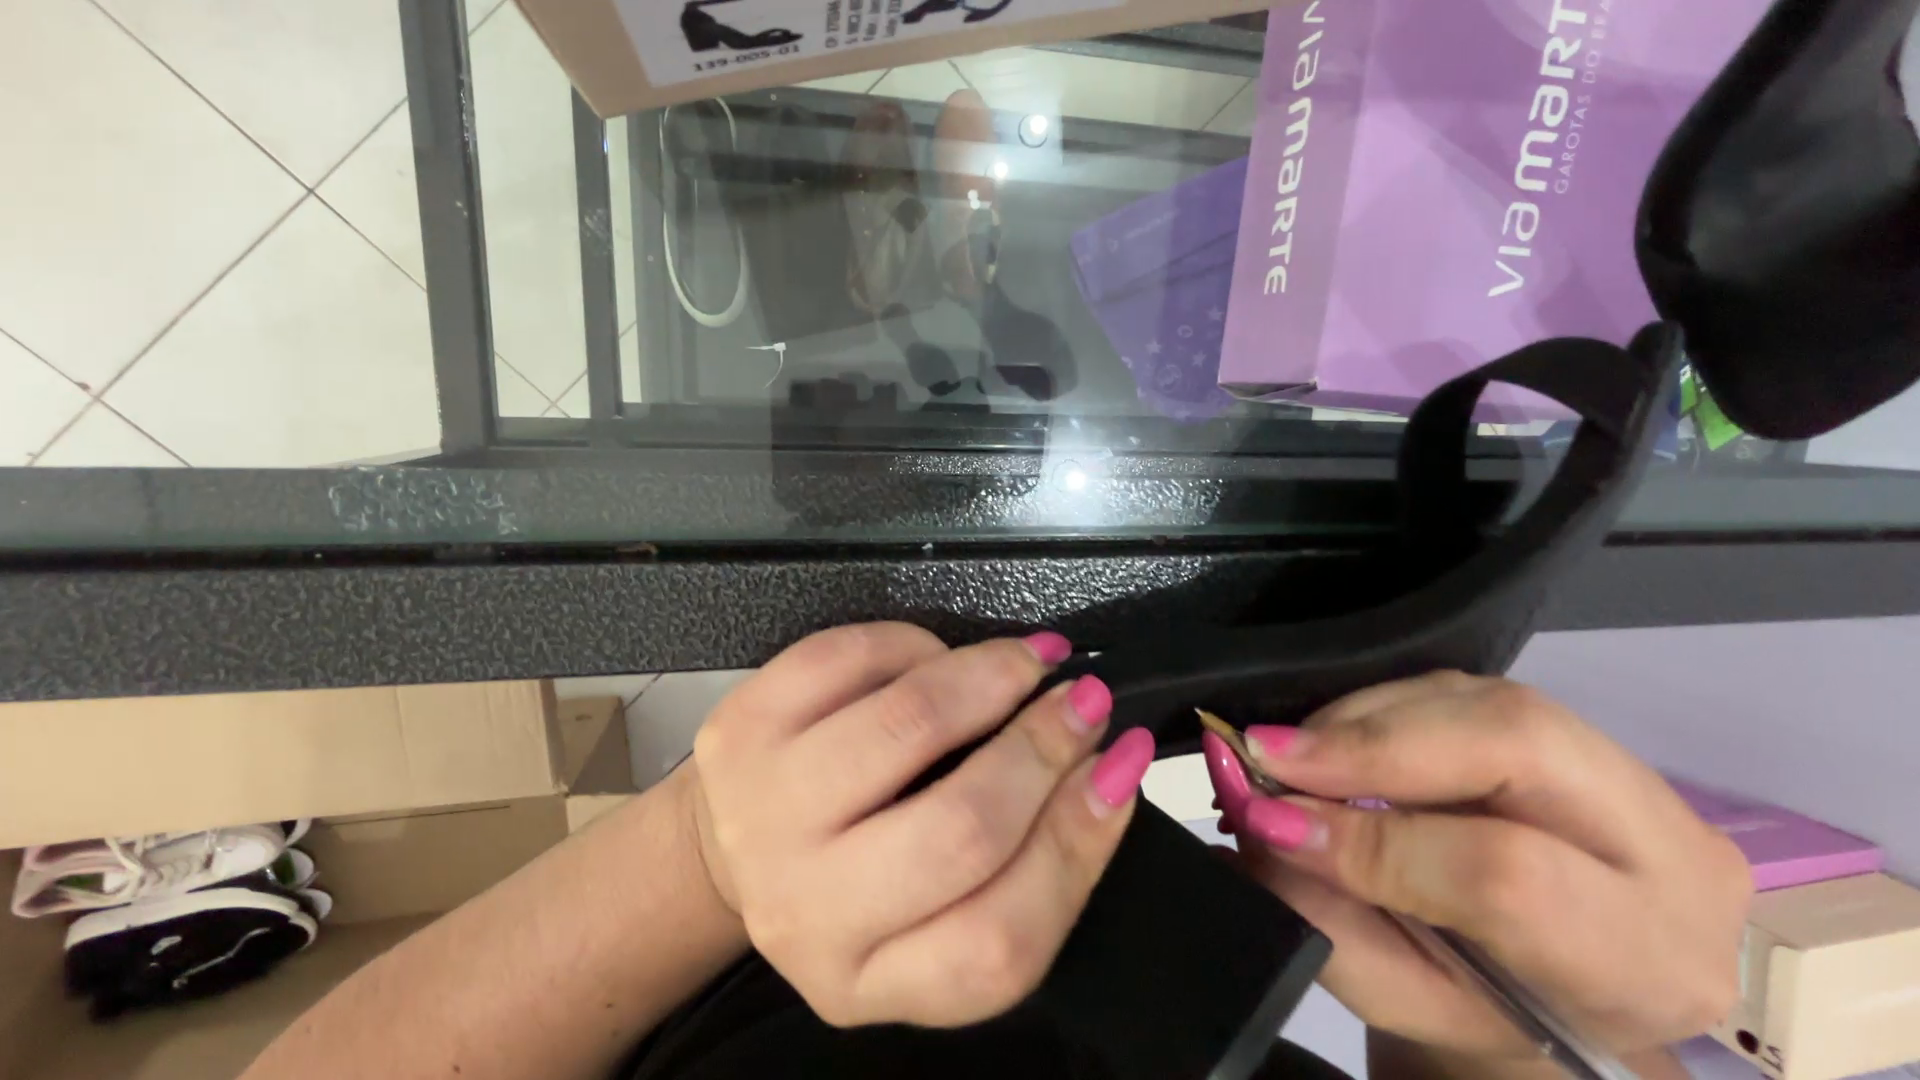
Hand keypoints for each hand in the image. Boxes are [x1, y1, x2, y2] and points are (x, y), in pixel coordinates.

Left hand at [688, 622, 1152, 1028]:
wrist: (738, 844)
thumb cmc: (856, 872)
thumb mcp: (934, 911)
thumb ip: (1028, 859)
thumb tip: (1109, 769)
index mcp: (871, 978)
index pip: (1001, 939)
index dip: (1080, 839)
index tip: (1122, 761)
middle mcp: (809, 911)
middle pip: (960, 829)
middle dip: (1042, 747)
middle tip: (1081, 699)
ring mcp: (764, 816)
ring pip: (905, 726)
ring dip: (987, 678)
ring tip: (1025, 662)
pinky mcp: (740, 732)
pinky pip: (844, 660)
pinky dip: (911, 643)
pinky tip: (936, 655)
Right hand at [1203, 672, 1750, 1057]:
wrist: (1561, 990)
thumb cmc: (1478, 1012)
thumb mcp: (1397, 998)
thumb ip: (1324, 915)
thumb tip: (1255, 815)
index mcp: (1641, 959)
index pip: (1504, 873)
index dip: (1373, 839)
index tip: (1265, 820)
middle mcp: (1667, 850)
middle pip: (1514, 740)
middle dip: (1367, 740)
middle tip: (1265, 752)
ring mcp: (1632, 774)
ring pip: (1480, 699)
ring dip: (1359, 719)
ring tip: (1287, 755)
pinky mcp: (1576, 729)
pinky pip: (1461, 692)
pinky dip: (1374, 709)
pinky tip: (1331, 743)